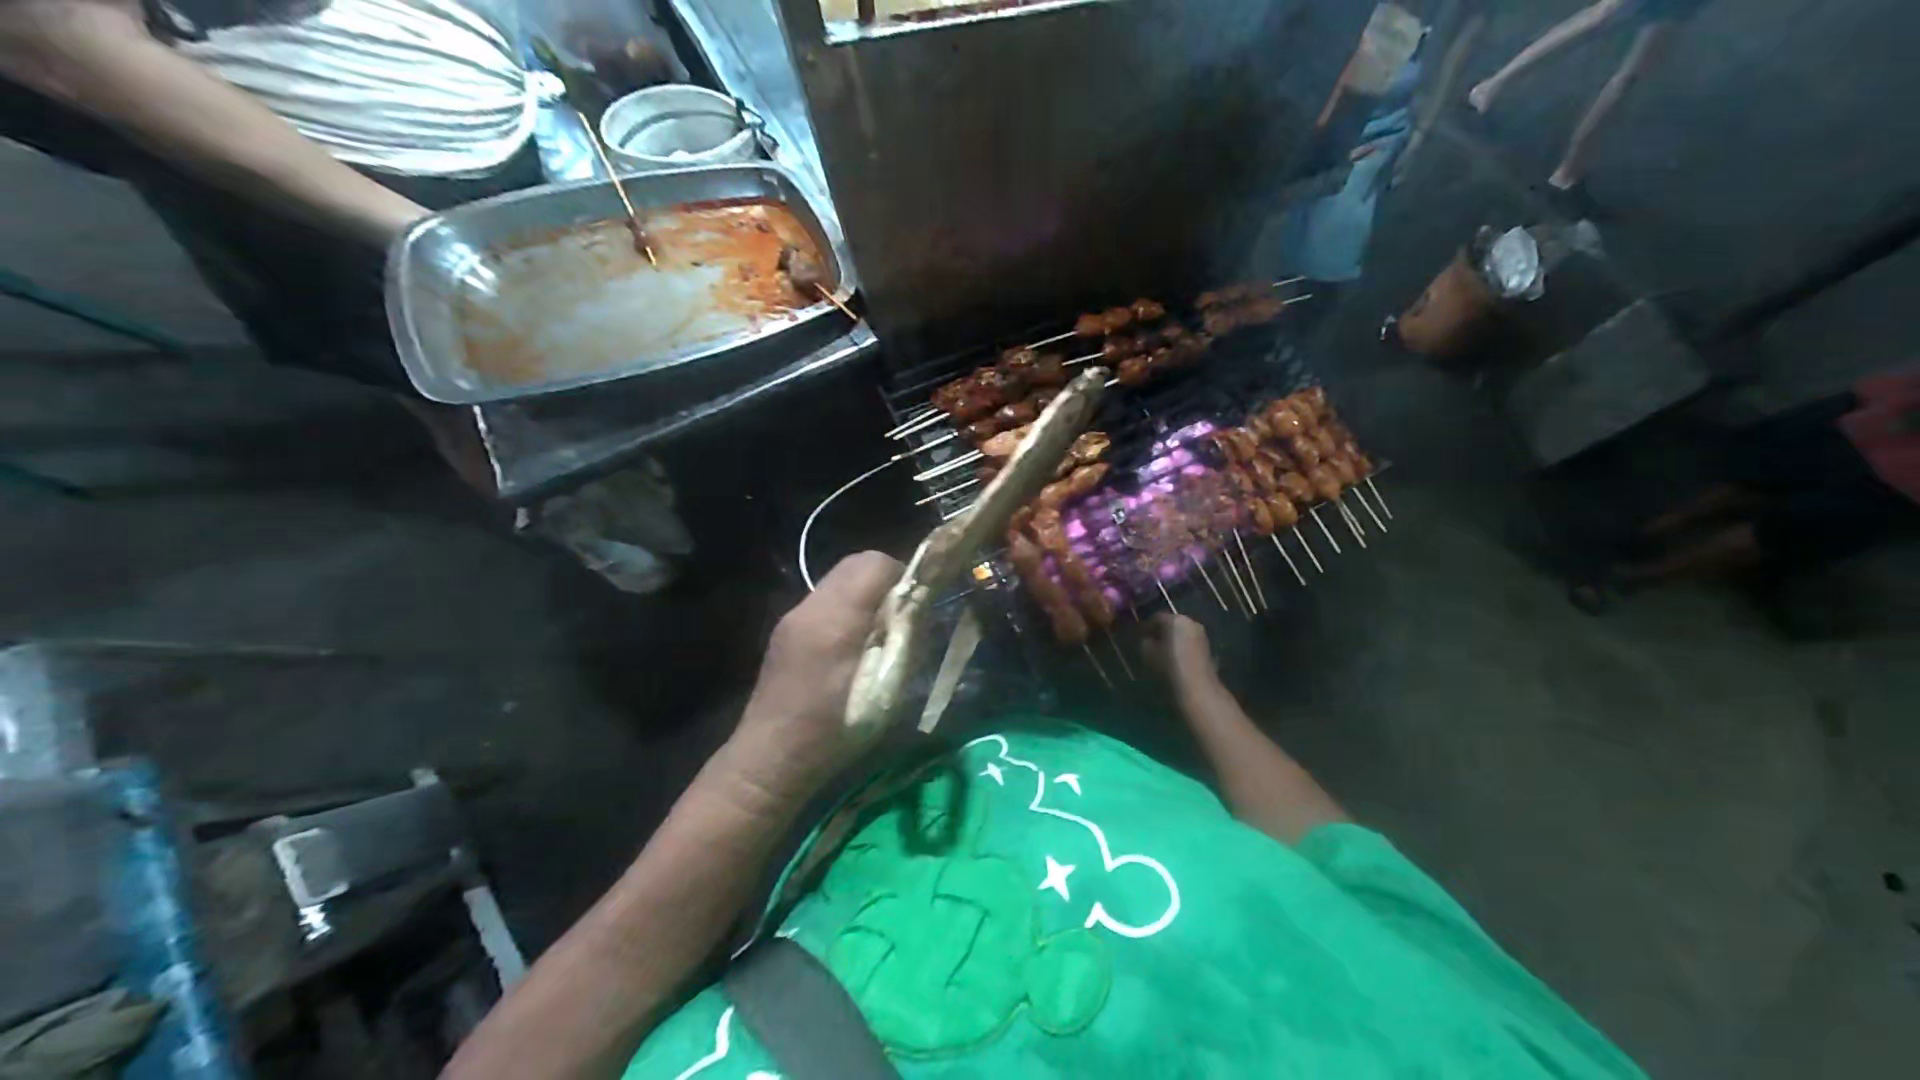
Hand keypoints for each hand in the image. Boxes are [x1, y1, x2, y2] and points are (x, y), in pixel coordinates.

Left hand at [725, 551, 902, 802]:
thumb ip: (906, 644)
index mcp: (836, 620)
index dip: (904, 575)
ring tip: (880, 630)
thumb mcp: (886, 693)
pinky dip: (847, 606)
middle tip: (904, 614)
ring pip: (838, 580)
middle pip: (856, 564)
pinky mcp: (786, 630)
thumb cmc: (835, 733)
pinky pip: (824, 599)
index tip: (919, 604)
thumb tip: (924, 612)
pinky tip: (853, 643)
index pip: (875, 564)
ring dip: (866, 593)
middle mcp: (810, 607)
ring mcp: (793, 616)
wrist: (770, 760)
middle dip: (886, 579)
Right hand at [1140, 613, 1215, 689]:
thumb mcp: (1148, 653)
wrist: (1197, 686)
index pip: (1156, 618)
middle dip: (1159, 631)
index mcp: (1176, 620)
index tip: (1138, 636)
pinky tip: (1173, 657)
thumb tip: (1146, 639)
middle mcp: (1191, 622)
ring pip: (1181, 632)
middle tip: (1149, 642)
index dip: (1145, 626)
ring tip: (1160, 651)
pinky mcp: (1207, 647)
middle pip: (1171, 623)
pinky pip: (1189, 640)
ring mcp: (1201, 634)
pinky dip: (1180, 645)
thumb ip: (1144, 641)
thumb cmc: (1169, 666)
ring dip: (1171, 639)